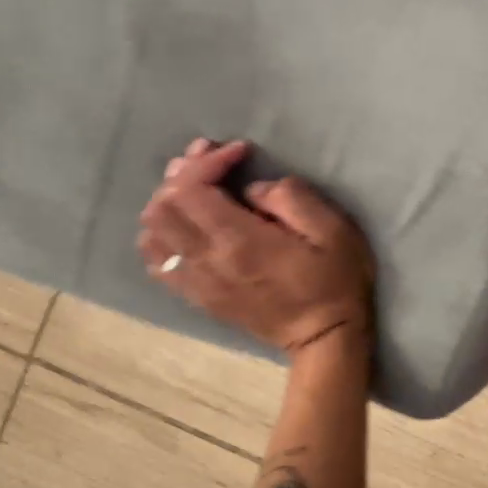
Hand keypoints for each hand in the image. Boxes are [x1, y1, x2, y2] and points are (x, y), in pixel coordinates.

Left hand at [139, 138, 373, 356]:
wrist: (324, 336)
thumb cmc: (336, 278)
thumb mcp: (333, 228)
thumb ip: (292, 198)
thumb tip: (254, 188)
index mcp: (239, 242)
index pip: (192, 191)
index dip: (208, 161)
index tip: (242, 150)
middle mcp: (207, 261)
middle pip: (161, 207)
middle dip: (183, 173)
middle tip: (215, 158)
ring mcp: (197, 281)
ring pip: (152, 233)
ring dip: (169, 200)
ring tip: (200, 184)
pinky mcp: (197, 295)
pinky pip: (157, 261)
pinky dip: (161, 232)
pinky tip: (186, 221)